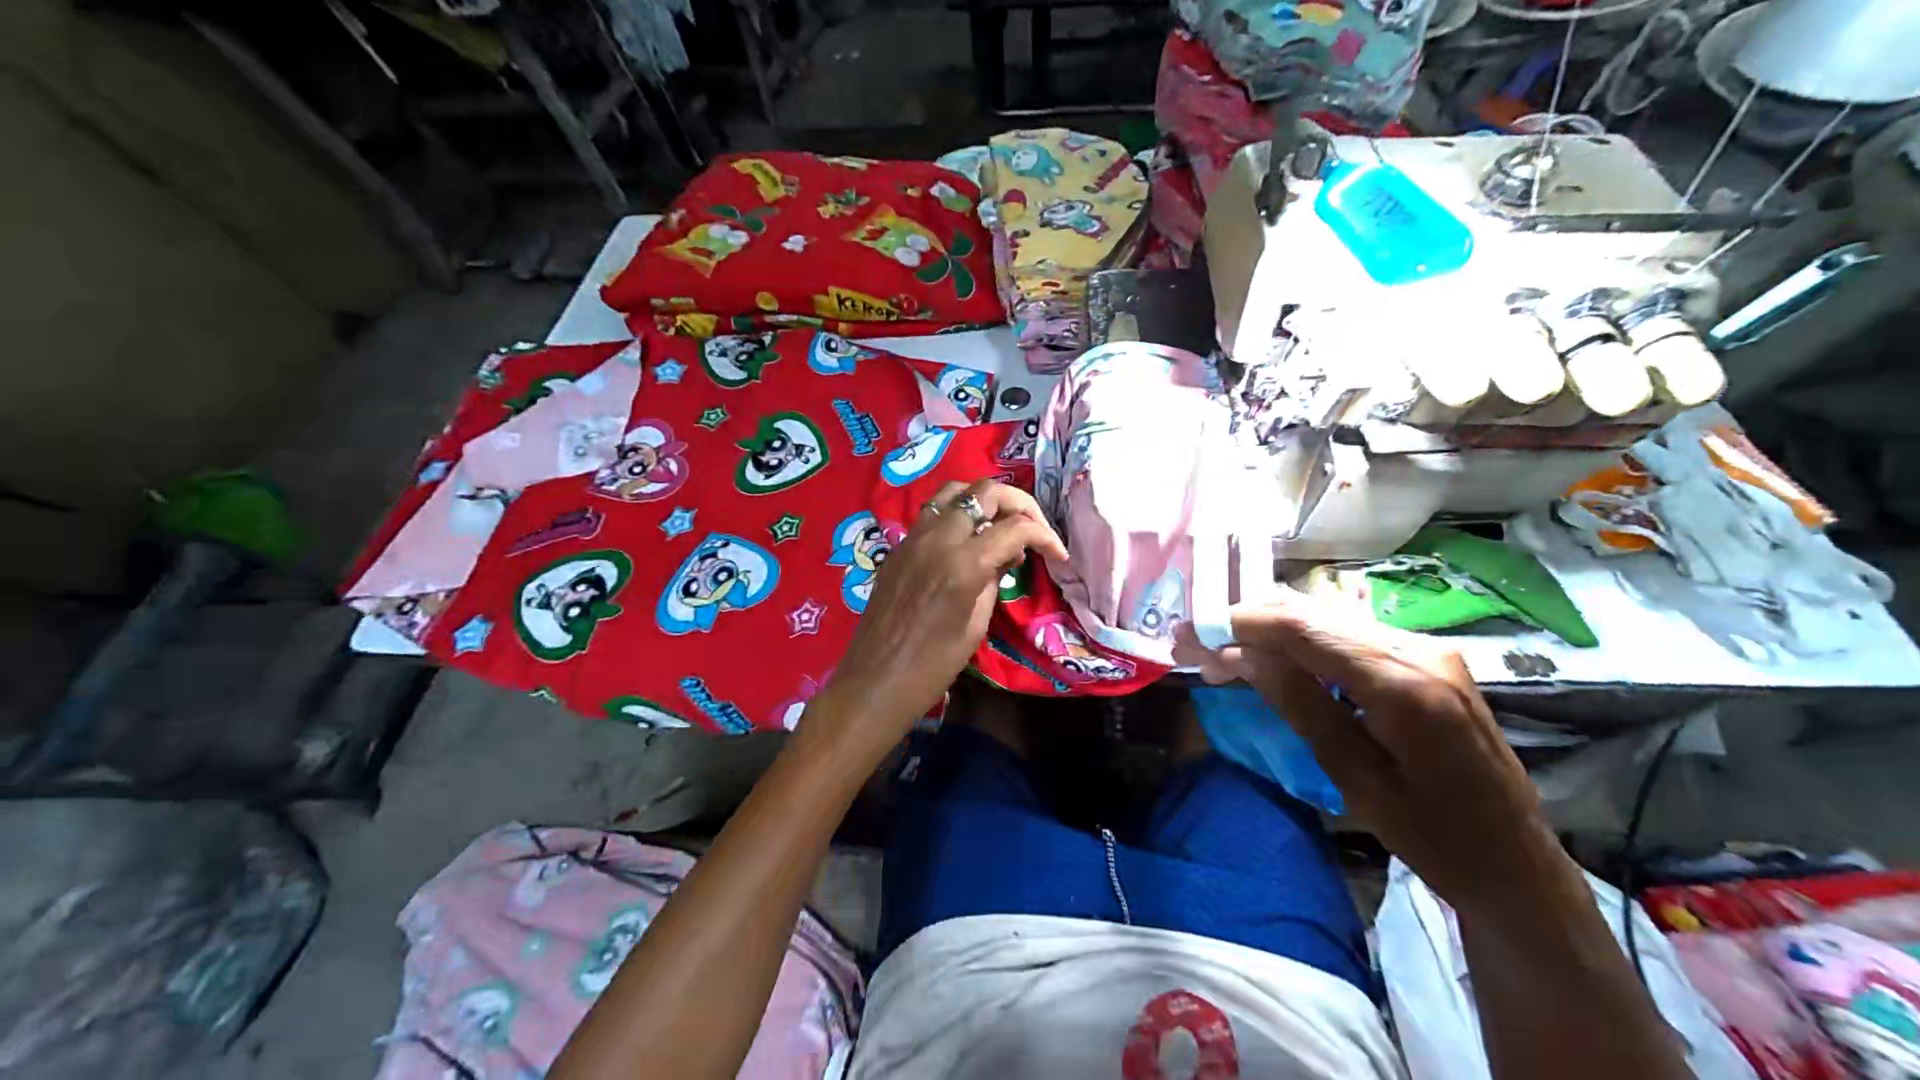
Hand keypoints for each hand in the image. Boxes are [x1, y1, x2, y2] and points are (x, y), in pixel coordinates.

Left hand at [814, 480, 1067, 748]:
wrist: (875, 681)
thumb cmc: (933, 665)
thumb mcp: (976, 624)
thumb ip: (993, 579)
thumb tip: (1006, 555)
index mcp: (962, 563)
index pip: (1015, 527)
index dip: (1044, 536)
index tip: (1058, 554)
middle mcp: (937, 538)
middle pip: (985, 491)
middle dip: (1018, 504)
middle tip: (1032, 530)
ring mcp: (913, 537)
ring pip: (954, 491)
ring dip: (983, 500)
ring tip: (999, 526)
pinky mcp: (898, 547)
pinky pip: (932, 513)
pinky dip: (957, 515)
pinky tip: (968, 541)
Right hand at [1173, 592, 1570, 919]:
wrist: (1518, 866)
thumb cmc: (1436, 839)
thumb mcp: (1356, 779)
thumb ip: (1300, 705)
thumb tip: (1240, 654)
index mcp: (1405, 683)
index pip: (1302, 628)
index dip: (1239, 624)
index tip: (1189, 633)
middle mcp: (1419, 649)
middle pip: (1313, 615)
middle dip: (1248, 626)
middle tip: (1198, 648)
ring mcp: (1428, 650)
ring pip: (1329, 620)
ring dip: (1272, 633)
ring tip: (1225, 656)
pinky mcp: (1428, 661)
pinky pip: (1350, 636)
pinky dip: (1304, 644)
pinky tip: (1275, 662)